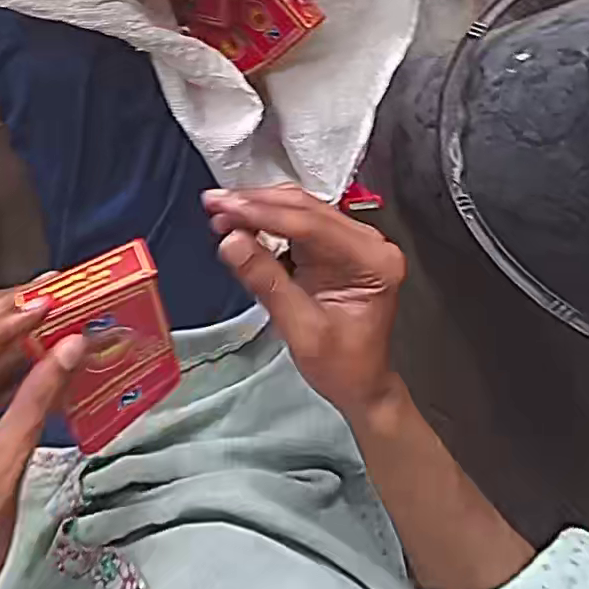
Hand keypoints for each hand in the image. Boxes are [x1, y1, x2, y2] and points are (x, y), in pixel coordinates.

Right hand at [202, 185, 405, 419]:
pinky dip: (265, 219)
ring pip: (299, 208)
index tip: (226, 208)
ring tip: (220, 210)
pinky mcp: (334, 243)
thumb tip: (232, 241)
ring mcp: (352, 239)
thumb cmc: (342, 366)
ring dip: (258, 207)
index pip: (311, 225)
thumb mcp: (302, 330)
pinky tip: (240, 221)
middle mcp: (367, 241)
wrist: (360, 385)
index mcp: (373, 260)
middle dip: (256, 204)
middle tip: (215, 203)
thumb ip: (267, 282)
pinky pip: (296, 220)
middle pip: (305, 208)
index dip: (264, 214)